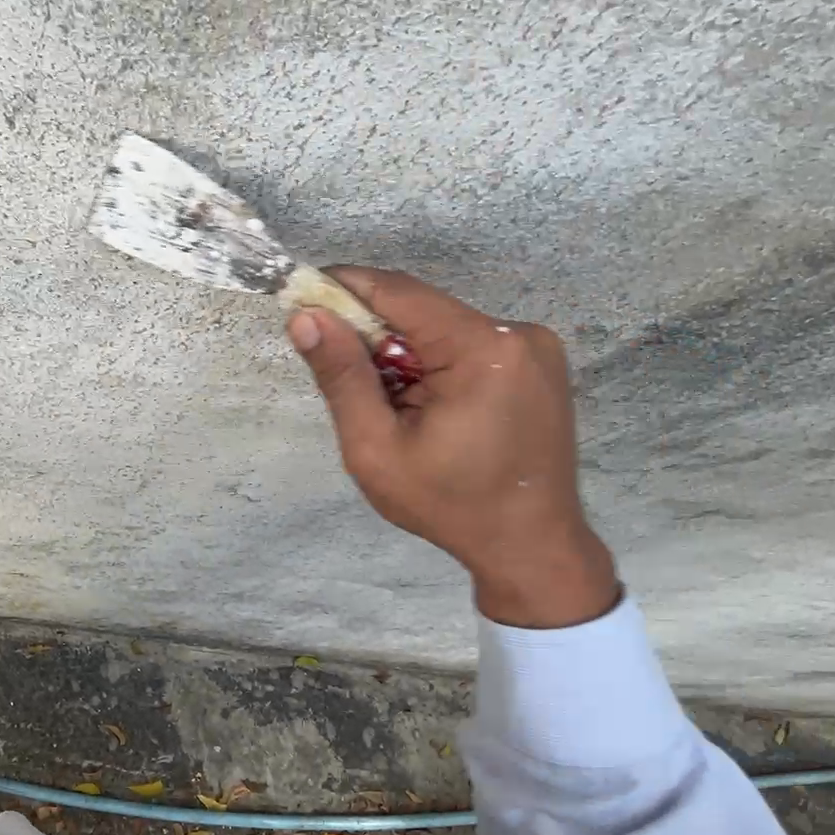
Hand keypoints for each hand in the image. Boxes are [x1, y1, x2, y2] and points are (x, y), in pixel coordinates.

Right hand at [286, 267, 618, 628]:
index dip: (343, 287)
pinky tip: (418, 405)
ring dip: (397, 351)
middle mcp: (517, 334)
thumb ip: (341, 376)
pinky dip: (427, 362)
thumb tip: (305, 317)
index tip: (298, 294)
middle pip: (419, 310)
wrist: (529, 547)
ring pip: (438, 327)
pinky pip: (463, 344)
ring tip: (383, 403)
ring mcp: (533, 348)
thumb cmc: (447, 503)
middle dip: (369, 331)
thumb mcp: (375, 446)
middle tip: (334, 370)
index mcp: (483, 350)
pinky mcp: (535, 364)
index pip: (399, 292)